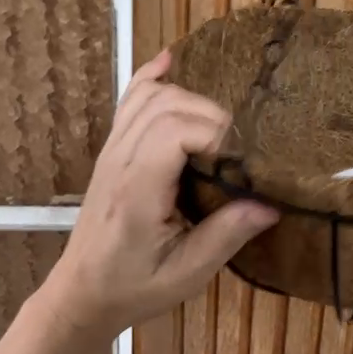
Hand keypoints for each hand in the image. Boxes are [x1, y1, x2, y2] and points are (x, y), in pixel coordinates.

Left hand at [33, 49, 278, 342]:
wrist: (82, 292)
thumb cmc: (132, 287)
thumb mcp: (185, 274)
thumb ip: (225, 236)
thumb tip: (270, 202)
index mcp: (137, 191)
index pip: (173, 131)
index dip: (214, 135)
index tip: (238, 165)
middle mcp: (120, 159)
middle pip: (166, 105)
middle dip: (211, 117)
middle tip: (235, 154)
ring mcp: (111, 150)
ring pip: (149, 95)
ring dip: (190, 100)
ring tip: (218, 131)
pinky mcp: (111, 149)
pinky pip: (129, 100)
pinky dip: (151, 77)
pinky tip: (170, 61)